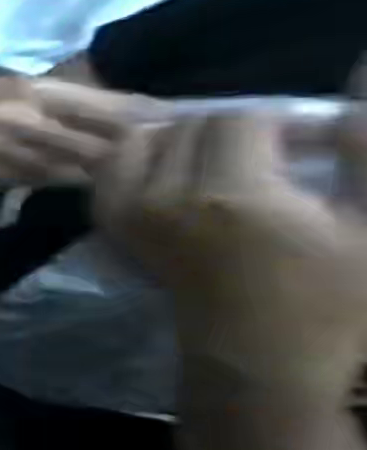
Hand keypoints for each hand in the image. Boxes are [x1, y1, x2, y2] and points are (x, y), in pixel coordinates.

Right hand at [0, 76, 162, 186]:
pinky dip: (58, 181)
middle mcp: (15, 113)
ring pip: (65, 164)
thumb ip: (65, 98)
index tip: (186, 128)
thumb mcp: (14, 88)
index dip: (149, 118)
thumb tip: (139, 110)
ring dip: (100, 173)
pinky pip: (31, 177)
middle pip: (93, 139)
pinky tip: (75, 183)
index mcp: (31, 88)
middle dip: (131, 151)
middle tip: (172, 163)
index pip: (106, 104)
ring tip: (135, 180)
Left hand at [94, 109, 366, 404]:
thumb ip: (364, 156)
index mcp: (229, 194)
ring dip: (181, 138)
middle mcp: (161, 195)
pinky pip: (111, 168)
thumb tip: (352, 103)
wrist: (260, 346)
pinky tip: (179, 170)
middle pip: (186, 127)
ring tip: (226, 158)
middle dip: (233, 128)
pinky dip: (140, 157)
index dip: (282, 121)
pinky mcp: (108, 221)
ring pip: (140, 141)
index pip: (237, 120)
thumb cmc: (336, 293)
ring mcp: (124, 208)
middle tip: (274, 149)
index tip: (312, 140)